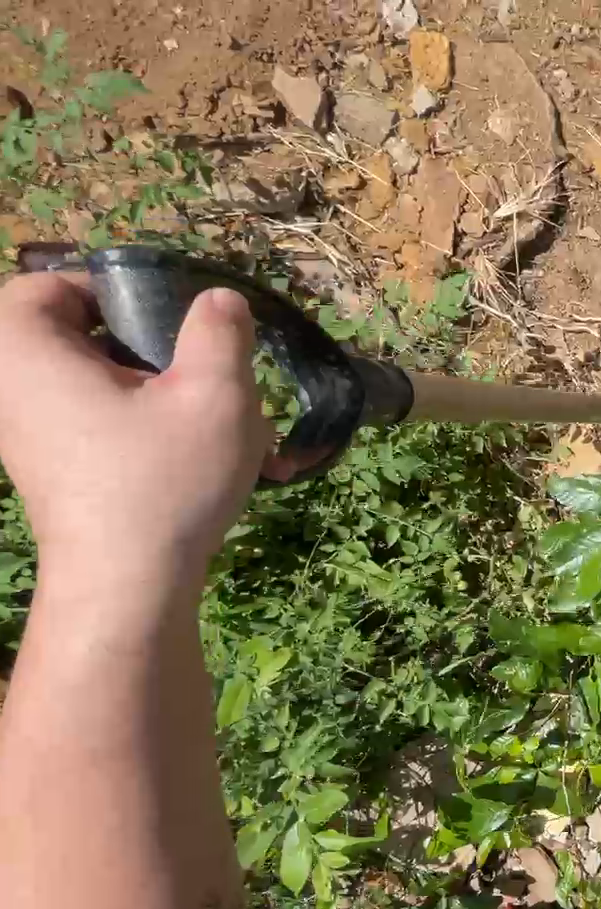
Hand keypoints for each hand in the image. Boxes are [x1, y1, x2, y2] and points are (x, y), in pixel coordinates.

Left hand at [0, 273, 267, 589]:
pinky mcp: (45, 460)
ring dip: (146, 383)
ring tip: (206, 412)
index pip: (43, 287)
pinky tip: (187, 445)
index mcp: (25, 352)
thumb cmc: (168, 474)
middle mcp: (6, 384)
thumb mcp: (215, 397)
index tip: (175, 318)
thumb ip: (219, 337)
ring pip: (83, 377)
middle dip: (138, 341)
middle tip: (201, 368)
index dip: (109, 290)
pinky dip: (134, 416)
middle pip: (65, 332)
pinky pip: (87, 415)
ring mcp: (22, 427)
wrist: (129, 569)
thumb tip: (220, 297)